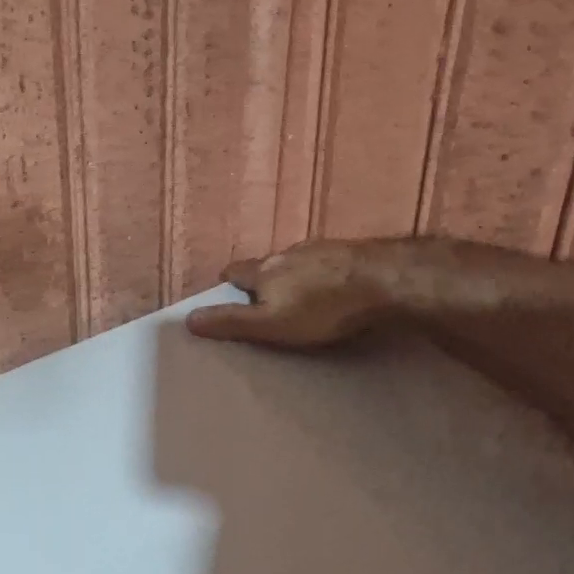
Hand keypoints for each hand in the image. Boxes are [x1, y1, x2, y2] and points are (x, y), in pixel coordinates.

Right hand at [184, 240, 389, 347]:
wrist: (385, 281)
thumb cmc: (321, 308)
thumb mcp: (270, 324)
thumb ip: (231, 322)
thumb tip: (188, 320)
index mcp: (265, 271)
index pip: (235, 271)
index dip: (228, 284)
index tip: (227, 297)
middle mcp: (289, 253)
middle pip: (266, 265)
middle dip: (262, 281)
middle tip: (265, 304)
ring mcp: (322, 249)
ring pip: (298, 263)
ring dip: (294, 277)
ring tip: (301, 299)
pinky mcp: (351, 252)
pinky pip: (328, 263)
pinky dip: (323, 275)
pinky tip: (334, 290)